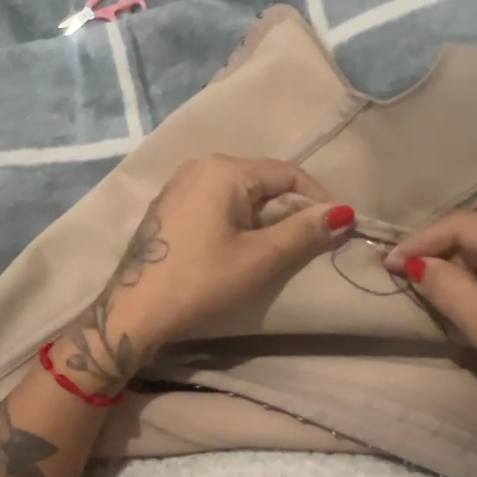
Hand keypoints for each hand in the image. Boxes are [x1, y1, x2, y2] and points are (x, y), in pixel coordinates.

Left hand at [55, 155, 351, 393]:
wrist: (134, 311)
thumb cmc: (201, 282)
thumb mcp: (259, 258)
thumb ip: (302, 231)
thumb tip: (342, 211)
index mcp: (224, 169)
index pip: (288, 173)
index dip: (318, 199)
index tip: (339, 227)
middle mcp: (200, 165)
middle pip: (262, 181)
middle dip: (290, 208)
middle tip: (309, 242)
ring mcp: (179, 185)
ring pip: (238, 193)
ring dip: (263, 216)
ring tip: (278, 248)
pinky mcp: (168, 207)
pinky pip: (215, 203)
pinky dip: (236, 220)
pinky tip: (239, 247)